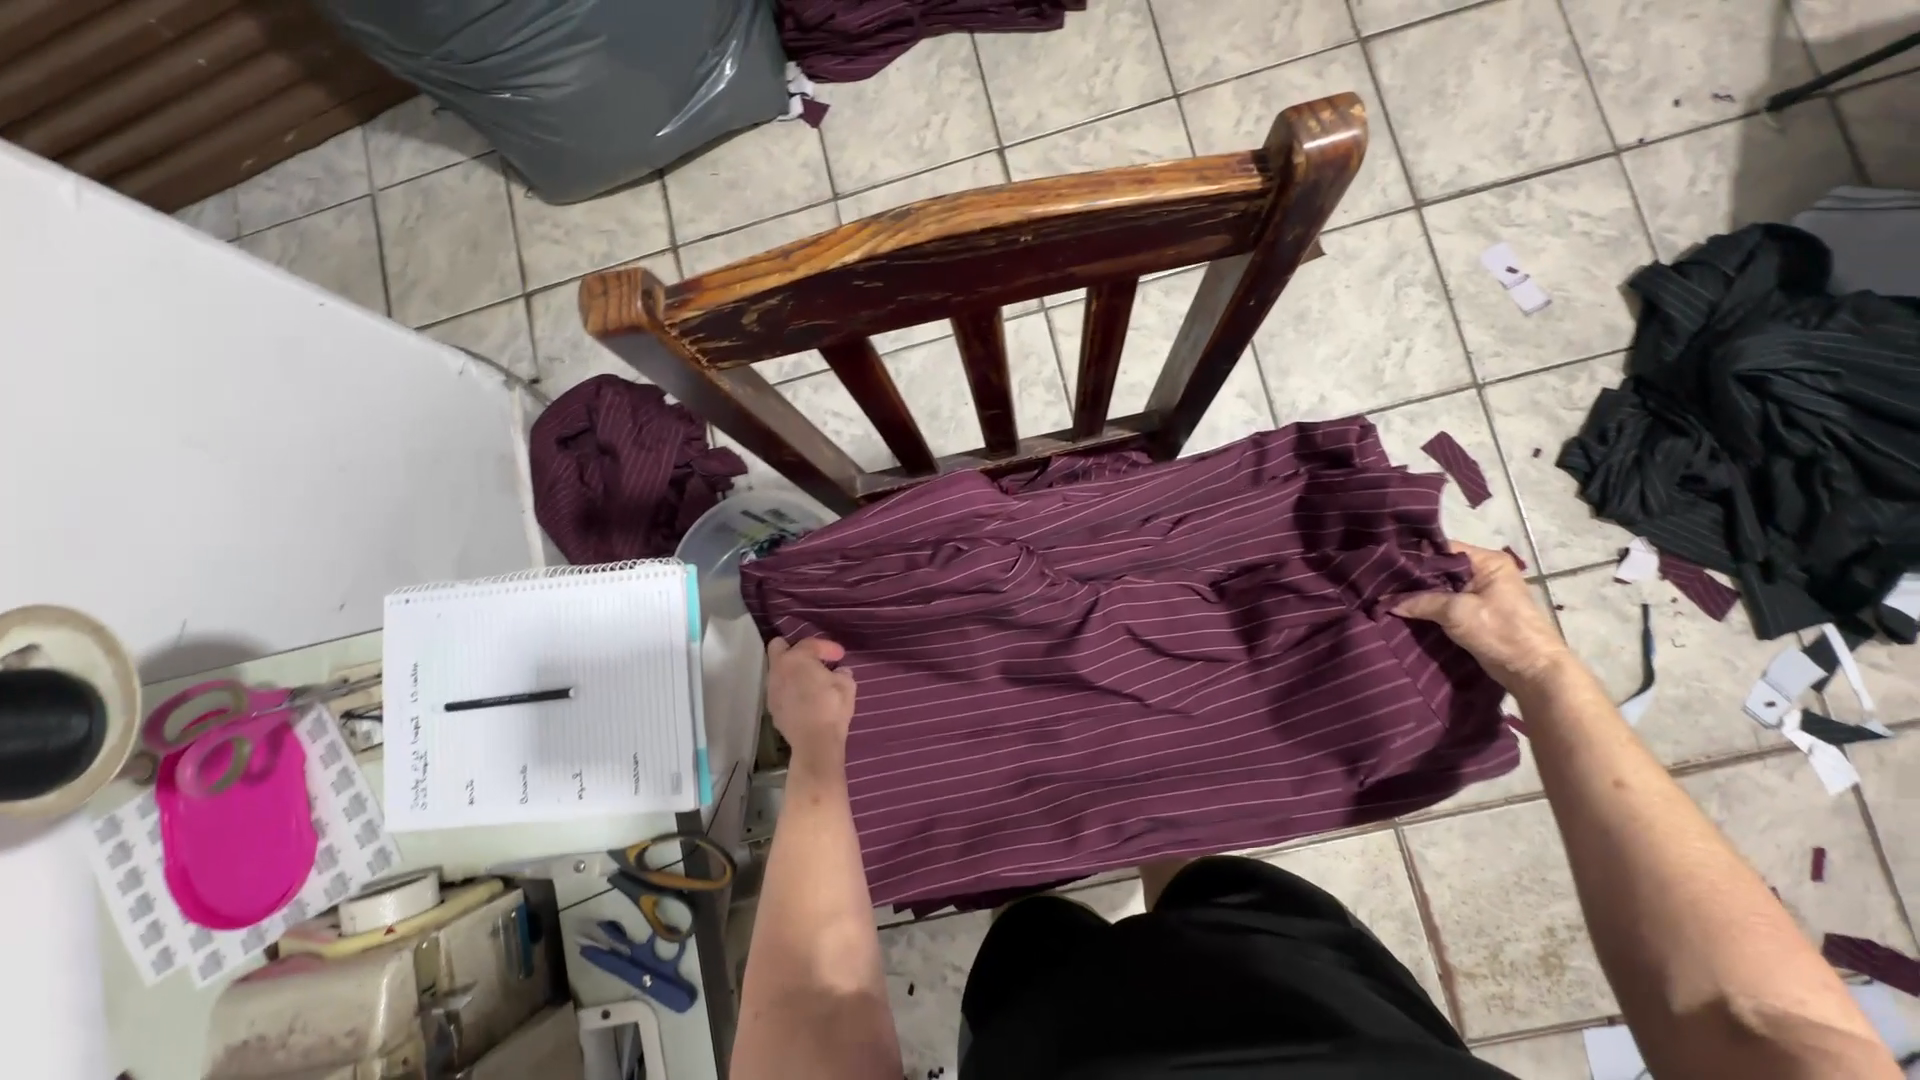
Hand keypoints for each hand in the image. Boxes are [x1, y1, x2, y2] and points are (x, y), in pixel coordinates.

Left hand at [766, 636, 856, 764]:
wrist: (814, 742)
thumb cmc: (831, 708)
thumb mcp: (847, 686)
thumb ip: (843, 673)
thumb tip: (840, 672)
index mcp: (796, 659)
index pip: (811, 643)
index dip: (828, 647)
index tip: (841, 656)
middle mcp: (779, 670)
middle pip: (779, 647)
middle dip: (795, 648)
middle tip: (813, 658)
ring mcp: (772, 689)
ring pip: (778, 670)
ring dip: (793, 670)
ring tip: (810, 680)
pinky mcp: (772, 707)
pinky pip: (780, 689)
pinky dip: (790, 688)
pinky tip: (804, 697)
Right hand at [1392, 542, 1576, 693]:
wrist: (1532, 671)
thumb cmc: (1502, 632)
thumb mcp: (1457, 612)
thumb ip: (1419, 602)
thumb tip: (1384, 601)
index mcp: (1487, 561)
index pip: (1442, 548)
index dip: (1413, 555)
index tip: (1383, 563)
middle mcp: (1483, 571)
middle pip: (1439, 567)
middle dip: (1411, 576)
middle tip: (1379, 581)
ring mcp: (1479, 592)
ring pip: (1439, 586)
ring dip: (1416, 593)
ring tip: (1384, 593)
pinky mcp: (1473, 612)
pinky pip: (1443, 602)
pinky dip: (1425, 606)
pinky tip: (1401, 607)